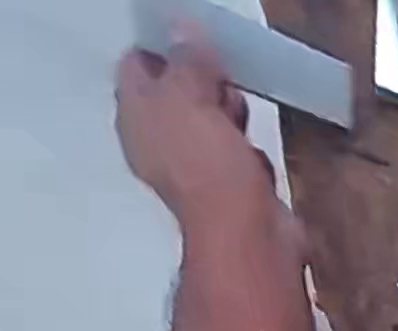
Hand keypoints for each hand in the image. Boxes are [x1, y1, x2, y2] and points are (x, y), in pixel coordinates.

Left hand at [115, 27, 276, 230]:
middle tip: (233, 82)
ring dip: (231, 121)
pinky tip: (261, 159)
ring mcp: (198, 171)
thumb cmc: (211, 167)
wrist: (250, 236)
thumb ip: (189, 63)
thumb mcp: (193, 101)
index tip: (205, 49)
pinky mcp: (235, 194)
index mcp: (136, 114)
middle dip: (205, 86)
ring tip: (250, 115)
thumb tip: (186, 27)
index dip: (170, 51)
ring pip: (212, 130)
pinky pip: (240, 162)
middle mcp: (159, 141)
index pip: (141, 65)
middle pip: (179, 98)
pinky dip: (250, 156)